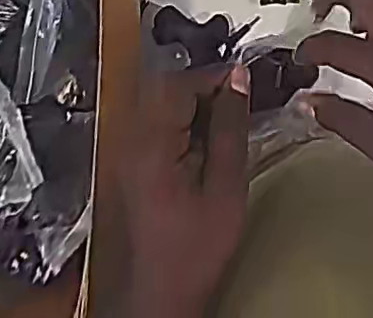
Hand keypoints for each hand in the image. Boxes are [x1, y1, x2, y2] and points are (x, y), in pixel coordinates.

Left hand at [121, 63, 250, 317]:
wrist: (158, 302)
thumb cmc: (194, 252)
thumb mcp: (226, 187)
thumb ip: (231, 127)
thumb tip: (238, 77)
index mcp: (151, 145)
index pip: (179, 84)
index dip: (213, 76)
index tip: (243, 82)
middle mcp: (131, 141)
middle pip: (169, 89)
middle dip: (208, 89)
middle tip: (239, 105)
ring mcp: (128, 153)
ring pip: (166, 104)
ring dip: (199, 106)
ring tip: (227, 127)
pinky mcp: (133, 164)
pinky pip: (161, 125)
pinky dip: (187, 125)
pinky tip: (207, 146)